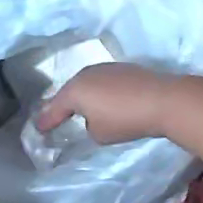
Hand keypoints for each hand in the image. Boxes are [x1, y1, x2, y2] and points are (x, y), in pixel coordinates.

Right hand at [33, 63, 174, 143]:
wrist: (164, 100)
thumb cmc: (125, 120)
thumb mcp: (98, 134)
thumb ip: (87, 126)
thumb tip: (92, 117)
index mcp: (74, 91)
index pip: (54, 108)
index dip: (46, 120)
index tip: (39, 128)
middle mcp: (85, 74)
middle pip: (68, 92)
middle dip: (61, 104)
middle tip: (54, 116)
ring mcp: (105, 68)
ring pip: (85, 84)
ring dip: (81, 96)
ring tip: (78, 107)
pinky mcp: (122, 69)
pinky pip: (101, 81)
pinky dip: (97, 91)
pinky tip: (102, 99)